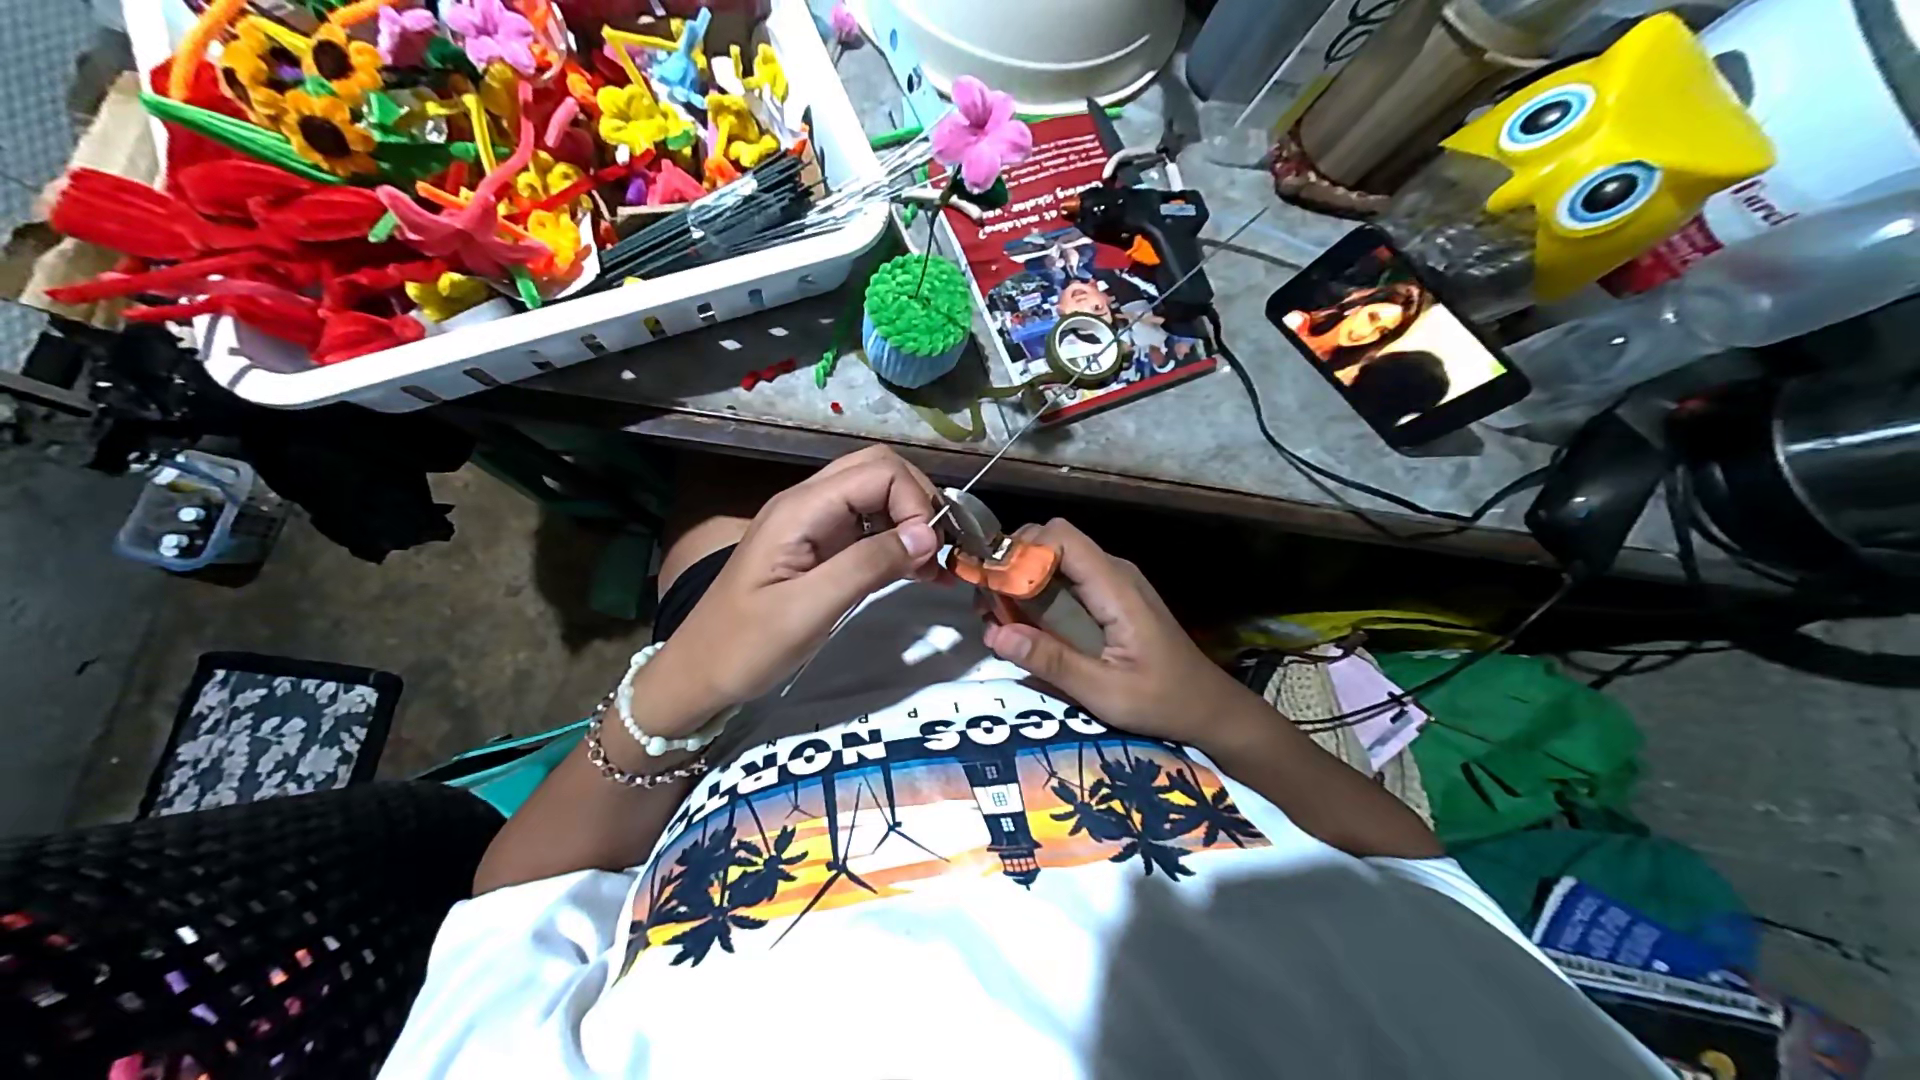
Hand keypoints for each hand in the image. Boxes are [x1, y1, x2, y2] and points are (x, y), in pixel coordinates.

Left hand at [641, 446, 941, 729]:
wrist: (700, 673)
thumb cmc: (746, 645)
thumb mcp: (809, 609)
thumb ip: (868, 565)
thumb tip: (928, 534)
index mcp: (802, 509)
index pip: (879, 472)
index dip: (915, 503)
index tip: (930, 552)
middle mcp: (810, 504)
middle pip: (880, 472)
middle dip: (920, 504)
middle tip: (939, 553)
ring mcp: (815, 525)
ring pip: (878, 497)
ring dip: (913, 523)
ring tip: (936, 567)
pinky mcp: (821, 549)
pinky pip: (870, 528)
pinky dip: (900, 543)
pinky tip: (919, 572)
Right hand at [981, 519, 1263, 755]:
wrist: (1207, 707)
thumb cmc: (1162, 700)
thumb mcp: (1104, 691)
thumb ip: (1051, 661)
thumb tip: (995, 634)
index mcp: (1115, 586)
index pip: (1060, 535)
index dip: (1022, 552)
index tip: (997, 589)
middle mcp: (1111, 572)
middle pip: (1050, 540)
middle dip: (1013, 565)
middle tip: (990, 607)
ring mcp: (1110, 582)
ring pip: (1053, 558)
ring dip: (1020, 581)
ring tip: (998, 620)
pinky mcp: (1106, 597)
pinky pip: (1064, 579)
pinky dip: (1036, 594)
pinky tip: (1023, 626)